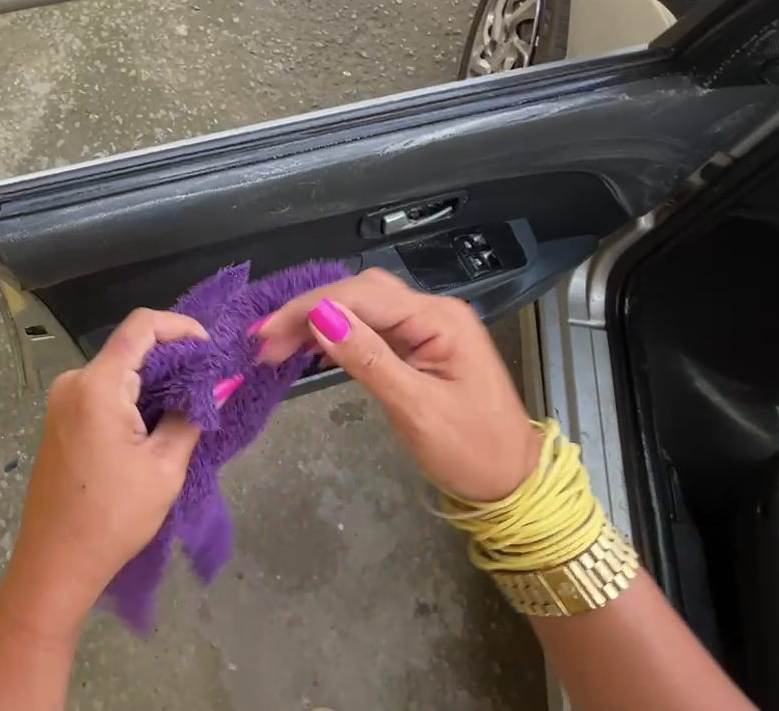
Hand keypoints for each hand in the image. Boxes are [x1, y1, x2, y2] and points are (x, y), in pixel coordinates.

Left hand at [4, 308, 206, 633]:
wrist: (54, 563)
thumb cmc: (112, 517)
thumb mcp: (163, 468)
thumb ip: (190, 416)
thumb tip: (215, 385)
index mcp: (96, 384)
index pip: (140, 326)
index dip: (179, 327)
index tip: (209, 348)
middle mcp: (73, 381)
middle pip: (128, 348)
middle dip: (171, 358)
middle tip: (208, 381)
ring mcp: (62, 400)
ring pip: (116, 371)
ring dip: (152, 380)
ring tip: (189, 403)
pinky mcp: (60, 419)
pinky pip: (102, 391)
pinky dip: (131, 396)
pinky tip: (155, 420)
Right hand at [254, 268, 538, 501]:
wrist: (513, 484)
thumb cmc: (473, 452)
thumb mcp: (417, 409)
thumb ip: (368, 358)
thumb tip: (320, 316)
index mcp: (439, 319)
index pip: (361, 296)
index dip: (308, 307)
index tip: (267, 331)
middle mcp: (431, 312)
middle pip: (357, 294)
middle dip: (306, 310)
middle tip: (264, 340)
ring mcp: (424, 328)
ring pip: (358, 308)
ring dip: (315, 321)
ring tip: (276, 345)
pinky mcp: (416, 346)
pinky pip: (367, 328)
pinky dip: (333, 335)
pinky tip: (308, 348)